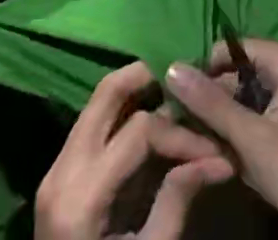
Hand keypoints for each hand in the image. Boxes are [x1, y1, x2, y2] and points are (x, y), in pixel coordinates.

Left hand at [36, 61, 234, 239]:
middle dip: (151, 77)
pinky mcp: (62, 174)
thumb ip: (178, 200)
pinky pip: (96, 124)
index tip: (215, 149)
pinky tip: (159, 118)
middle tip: (191, 79)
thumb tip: (220, 158)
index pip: (141, 131)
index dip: (183, 133)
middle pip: (107, 93)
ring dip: (141, 90)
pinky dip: (129, 112)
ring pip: (100, 102)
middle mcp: (61, 170)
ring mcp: (57, 169)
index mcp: (80, 196)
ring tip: (179, 96)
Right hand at [164, 40, 277, 239]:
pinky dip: (232, 139)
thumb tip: (171, 66)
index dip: (200, 71)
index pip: (227, 49)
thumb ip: (211, 103)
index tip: (171, 100)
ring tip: (194, 149)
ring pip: (237, 104)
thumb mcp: (252, 138)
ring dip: (217, 127)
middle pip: (231, 77)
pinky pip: (248, 122)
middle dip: (206, 104)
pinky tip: (218, 160)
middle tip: (175, 133)